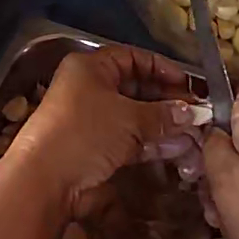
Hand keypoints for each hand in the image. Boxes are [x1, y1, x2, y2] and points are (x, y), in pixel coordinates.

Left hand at [6, 45, 199, 215]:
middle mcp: (90, 88)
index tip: (187, 85)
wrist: (44, 180)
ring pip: (133, 116)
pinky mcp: (93, 147)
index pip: (133, 58)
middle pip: (135, 88)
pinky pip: (127, 138)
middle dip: (166, 101)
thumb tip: (190, 112)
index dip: (162, 69)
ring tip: (192, 134)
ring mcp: (91, 119)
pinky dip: (149, 142)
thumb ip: (162, 114)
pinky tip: (176, 149)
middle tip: (195, 113)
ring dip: (162, 125)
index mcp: (91, 67)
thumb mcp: (128, 118)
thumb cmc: (85, 132)